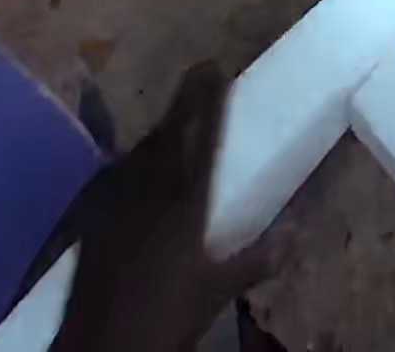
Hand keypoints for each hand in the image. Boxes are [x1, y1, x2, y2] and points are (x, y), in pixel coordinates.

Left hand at [51, 63, 277, 351]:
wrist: (103, 342)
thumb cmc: (166, 316)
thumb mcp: (217, 290)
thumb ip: (256, 259)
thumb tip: (295, 236)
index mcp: (188, 200)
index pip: (204, 137)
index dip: (211, 100)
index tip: (219, 70)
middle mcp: (155, 186)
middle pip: (173, 127)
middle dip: (189, 95)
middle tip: (203, 68)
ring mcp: (123, 193)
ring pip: (148, 143)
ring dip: (166, 123)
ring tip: (179, 111)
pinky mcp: (99, 205)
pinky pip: (125, 166)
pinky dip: (140, 155)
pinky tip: (142, 159)